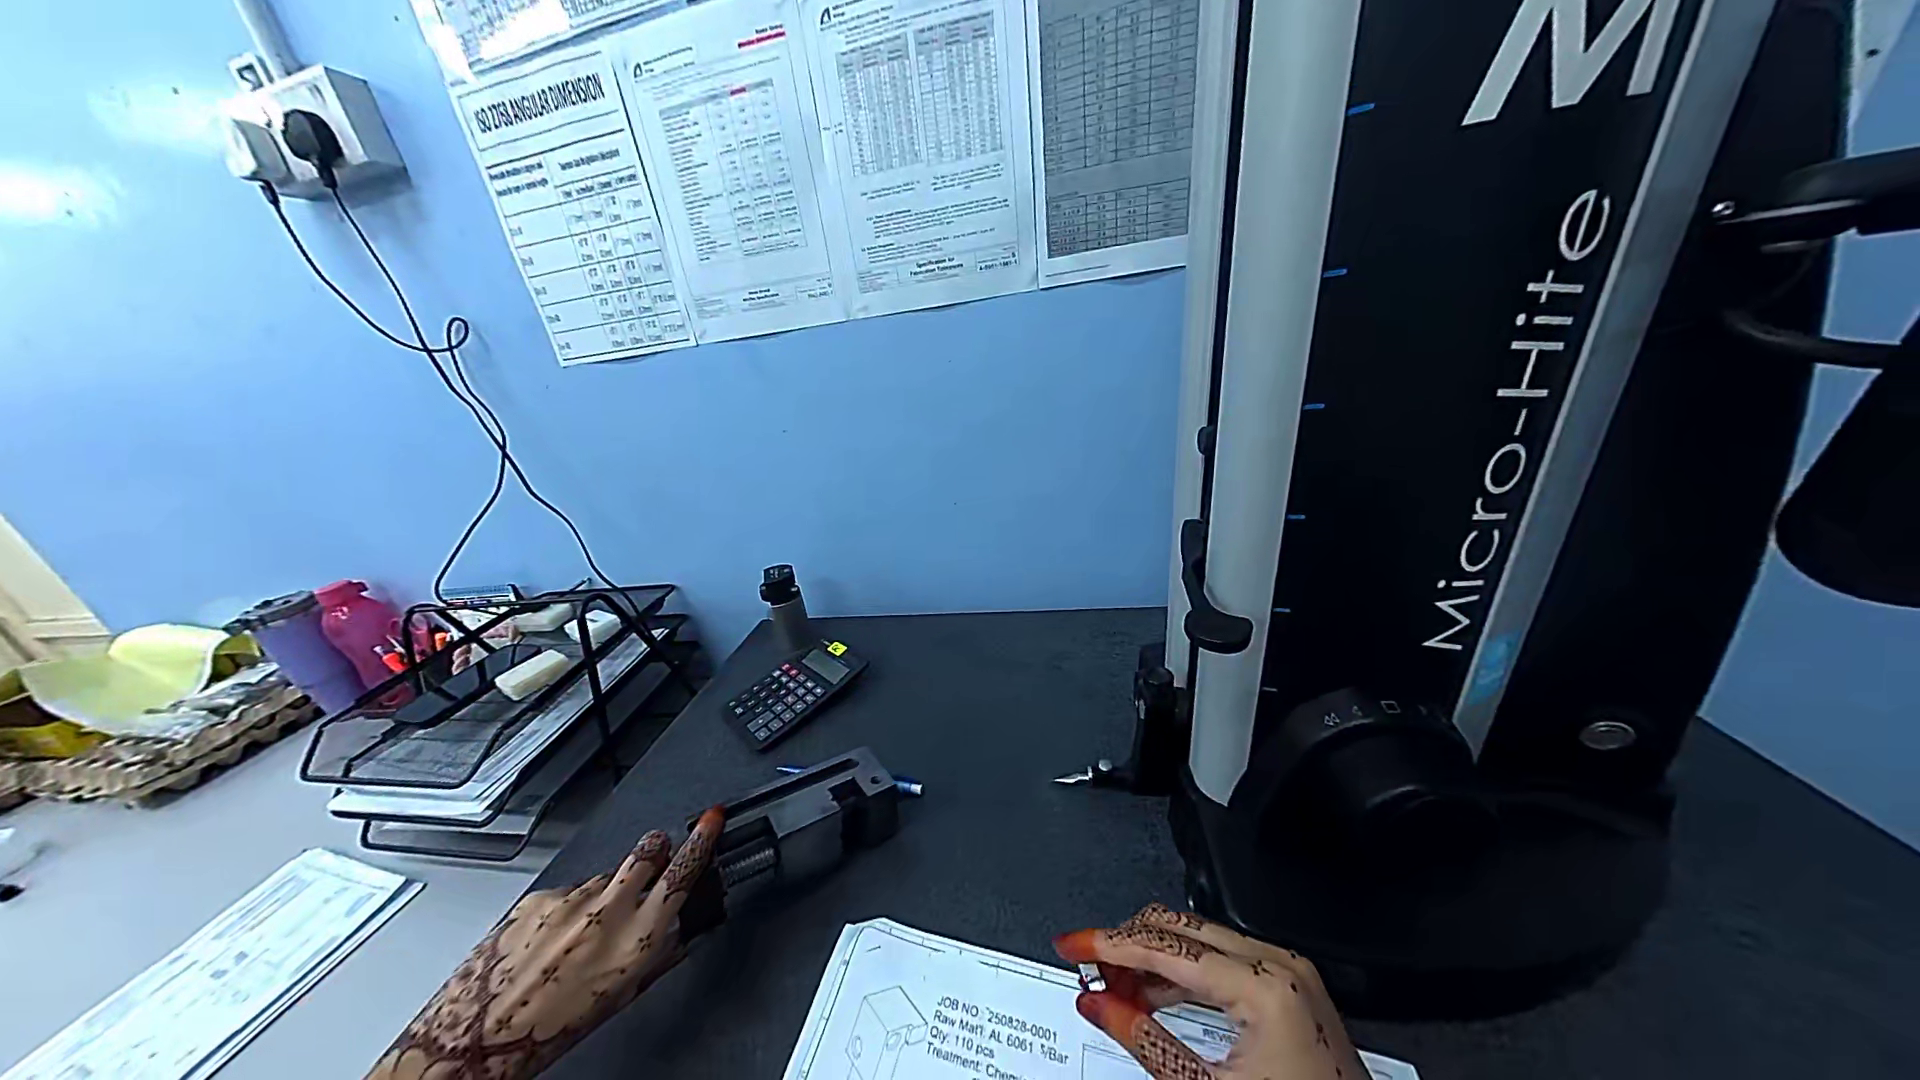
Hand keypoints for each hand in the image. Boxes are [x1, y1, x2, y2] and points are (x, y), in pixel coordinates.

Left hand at [366, 807, 723, 1079]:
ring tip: (580, 931)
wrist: (468, 1042)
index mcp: (634, 942)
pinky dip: (565, 907)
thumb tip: (683, 933)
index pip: (682, 874)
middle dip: (655, 849)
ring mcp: (570, 900)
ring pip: (605, 873)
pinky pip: (566, 890)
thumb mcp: (617, 998)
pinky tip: (549, 939)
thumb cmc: (544, 1033)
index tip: (712, 819)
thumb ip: (656, 957)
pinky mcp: (538, 897)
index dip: (703, 840)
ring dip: (604, 889)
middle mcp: (606, 913)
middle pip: (648, 850)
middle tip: (652, 861)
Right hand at [1054, 904, 1367, 1079]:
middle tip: (1090, 969)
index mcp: (1265, 987)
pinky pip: (1220, 960)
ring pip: (1197, 939)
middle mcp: (1279, 964)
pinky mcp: (1288, 984)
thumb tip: (1097, 1003)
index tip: (1073, 945)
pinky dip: (1180, 972)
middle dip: (1126, 945)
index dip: (1107, 944)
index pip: (1164, 946)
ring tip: (1115, 986)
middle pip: (1178, 928)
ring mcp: (1288, 970)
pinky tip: (1153, 992)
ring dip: (1150, 957)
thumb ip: (1144, 1039)